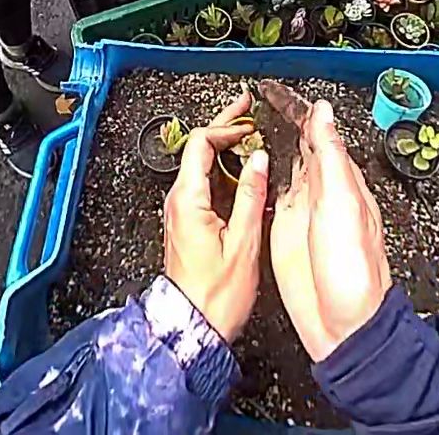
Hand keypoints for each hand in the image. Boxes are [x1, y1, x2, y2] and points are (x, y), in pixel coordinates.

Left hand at [163, 89, 268, 342]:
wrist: (192, 330)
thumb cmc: (215, 296)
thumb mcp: (242, 242)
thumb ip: (251, 195)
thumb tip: (258, 158)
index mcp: (188, 198)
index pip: (200, 143)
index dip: (225, 126)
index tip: (248, 119)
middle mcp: (179, 200)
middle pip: (198, 147)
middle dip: (224, 125)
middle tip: (246, 107)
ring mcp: (182, 209)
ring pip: (201, 162)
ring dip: (224, 143)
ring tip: (248, 131)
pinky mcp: (188, 219)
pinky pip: (204, 180)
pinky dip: (223, 164)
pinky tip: (241, 166)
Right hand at [271, 100, 392, 361]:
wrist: (343, 324)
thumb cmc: (353, 265)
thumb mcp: (341, 200)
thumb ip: (330, 153)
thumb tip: (322, 111)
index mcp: (338, 173)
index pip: (315, 127)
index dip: (294, 106)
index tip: (272, 90)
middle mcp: (319, 185)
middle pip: (299, 140)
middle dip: (282, 117)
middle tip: (259, 99)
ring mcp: (301, 205)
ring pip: (286, 161)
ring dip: (273, 141)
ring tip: (253, 122)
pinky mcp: (284, 225)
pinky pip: (272, 190)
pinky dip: (262, 172)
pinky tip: (253, 165)